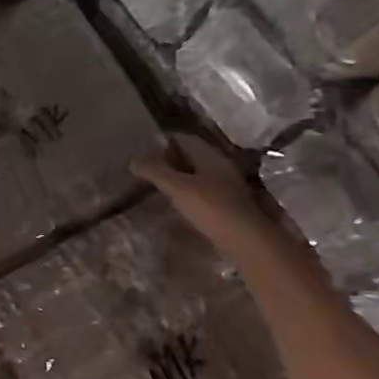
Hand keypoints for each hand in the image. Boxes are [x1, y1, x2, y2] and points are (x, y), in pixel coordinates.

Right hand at [132, 134, 282, 256]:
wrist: (245, 239)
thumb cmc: (211, 208)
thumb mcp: (178, 187)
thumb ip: (156, 172)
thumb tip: (133, 160)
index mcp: (210, 156)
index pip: (185, 139)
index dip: (164, 143)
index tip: (146, 155)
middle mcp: (221, 166)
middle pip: (193, 156)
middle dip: (172, 161)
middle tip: (150, 173)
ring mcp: (228, 186)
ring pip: (200, 175)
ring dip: (181, 179)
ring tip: (161, 189)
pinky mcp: (230, 205)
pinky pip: (205, 192)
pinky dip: (191, 194)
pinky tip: (181, 206)